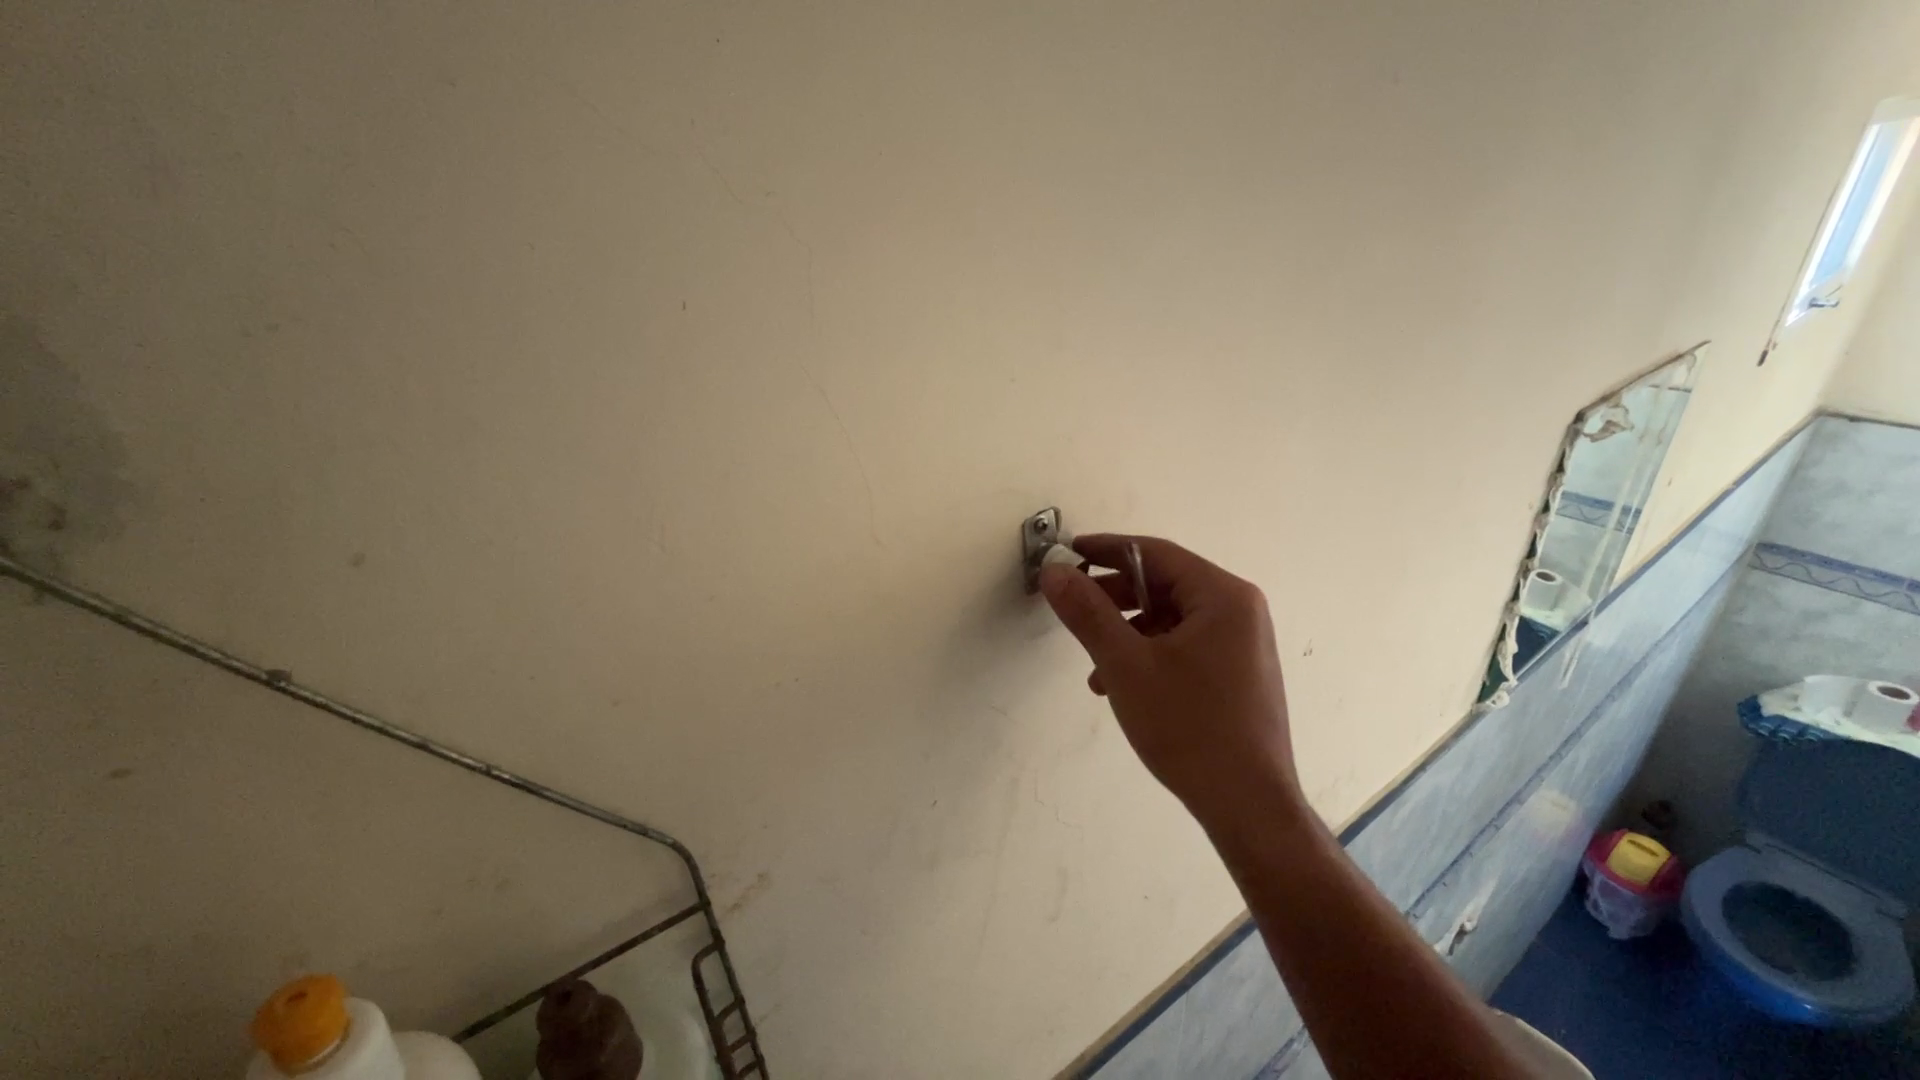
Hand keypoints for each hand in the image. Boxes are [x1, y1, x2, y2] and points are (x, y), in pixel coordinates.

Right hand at [1039, 534, 1307, 835]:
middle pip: (1165, 585)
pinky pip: (1186, 647)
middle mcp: (1241, 612)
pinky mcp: (1239, 675)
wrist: (1247, 804)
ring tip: (1095, 665)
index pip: (1155, 554)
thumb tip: (1053, 571)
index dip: (1105, 550)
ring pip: (1171, 620)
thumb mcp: (1125, 665)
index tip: (1066, 553)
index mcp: (1224, 596)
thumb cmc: (1188, 727)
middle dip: (1114, 597)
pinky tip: (1122, 687)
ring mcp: (1244, 645)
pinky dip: (1150, 655)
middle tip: (1073, 608)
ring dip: (1128, 632)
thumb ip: (1087, 612)